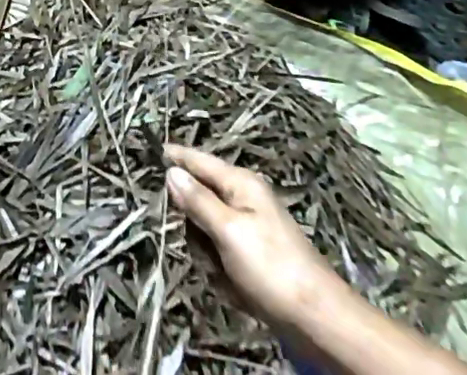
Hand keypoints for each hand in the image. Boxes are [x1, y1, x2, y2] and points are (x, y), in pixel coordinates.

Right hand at [162, 143, 345, 328]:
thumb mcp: (228, 231)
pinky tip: (227, 281)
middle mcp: (244, 197)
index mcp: (241, 183)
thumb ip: (198, 200)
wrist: (314, 316)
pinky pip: (219, 248)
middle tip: (186, 236)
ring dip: (204, 247)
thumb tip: (172, 171)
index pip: (200, 160)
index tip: (152, 150)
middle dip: (189, 216)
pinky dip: (217, 263)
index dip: (176, 156)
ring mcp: (248, 225)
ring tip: (216, 269)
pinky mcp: (251, 251)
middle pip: (200, 193)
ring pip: (206, 224)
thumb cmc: (270, 266)